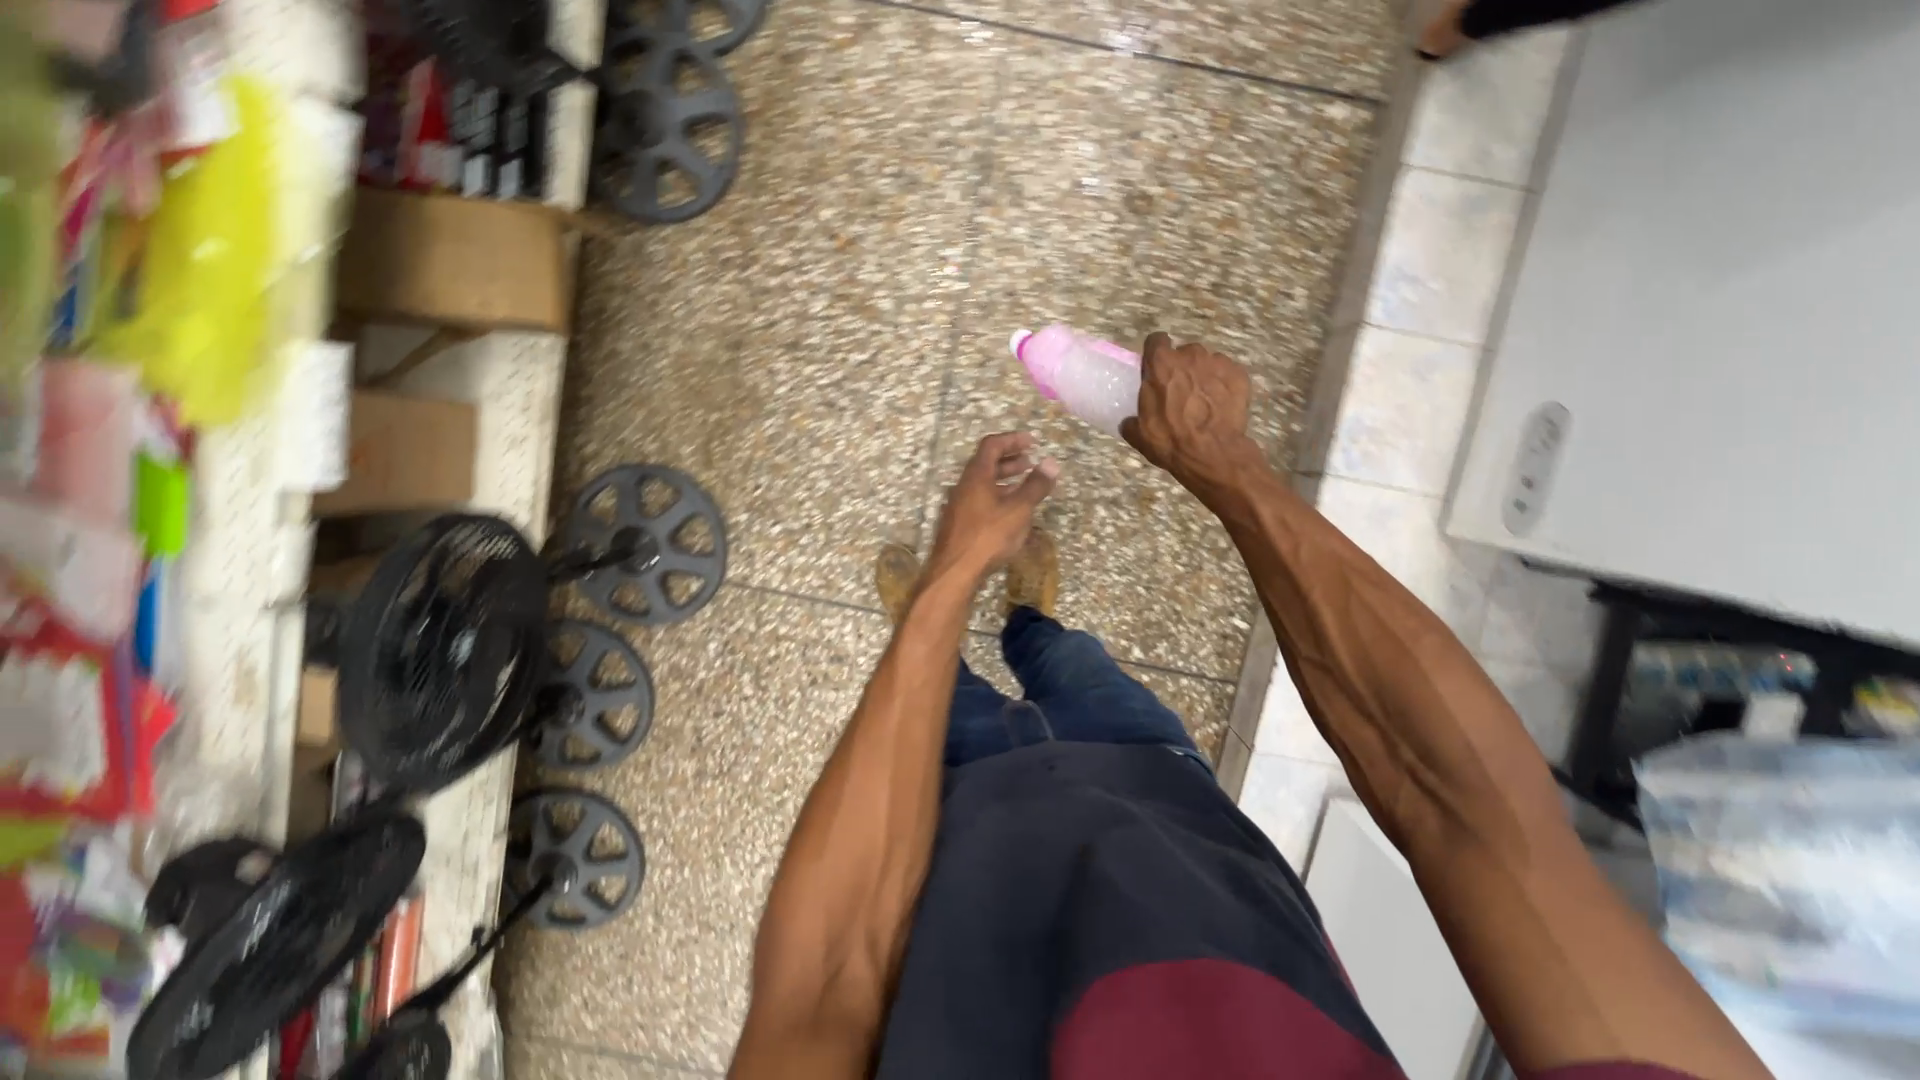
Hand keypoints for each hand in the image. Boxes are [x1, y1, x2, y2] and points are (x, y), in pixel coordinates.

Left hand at [927, 433, 1059, 582]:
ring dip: (1004, 479)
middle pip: (986, 463)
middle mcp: (964, 485)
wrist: (955, 571)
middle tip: (1030, 462)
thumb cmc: (989, 536)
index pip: (992, 445)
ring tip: (1024, 485)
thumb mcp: (1018, 509)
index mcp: (976, 475)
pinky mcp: (959, 523)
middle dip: (1010, 459)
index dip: (1012, 439)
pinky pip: (980, 499)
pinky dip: (997, 496)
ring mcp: (959, 505)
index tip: (1032, 442)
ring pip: (983, 483)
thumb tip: (1051, 463)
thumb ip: (1035, 486)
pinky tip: (1010, 511)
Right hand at [1121, 332, 1261, 500]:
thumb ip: (1133, 420)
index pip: (1155, 341)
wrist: (1212, 454)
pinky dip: (1224, 384)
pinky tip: (1222, 403)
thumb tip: (1130, 421)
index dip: (1155, 353)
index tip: (1156, 368)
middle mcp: (1190, 355)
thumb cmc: (1171, 440)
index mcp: (1161, 364)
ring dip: (1203, 374)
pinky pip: (1228, 373)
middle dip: (1182, 367)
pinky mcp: (1239, 374)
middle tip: (1181, 391)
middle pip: (1183, 353)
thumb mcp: (1139, 434)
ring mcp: (1217, 362)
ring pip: (1207, 361)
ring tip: (1204, 399)